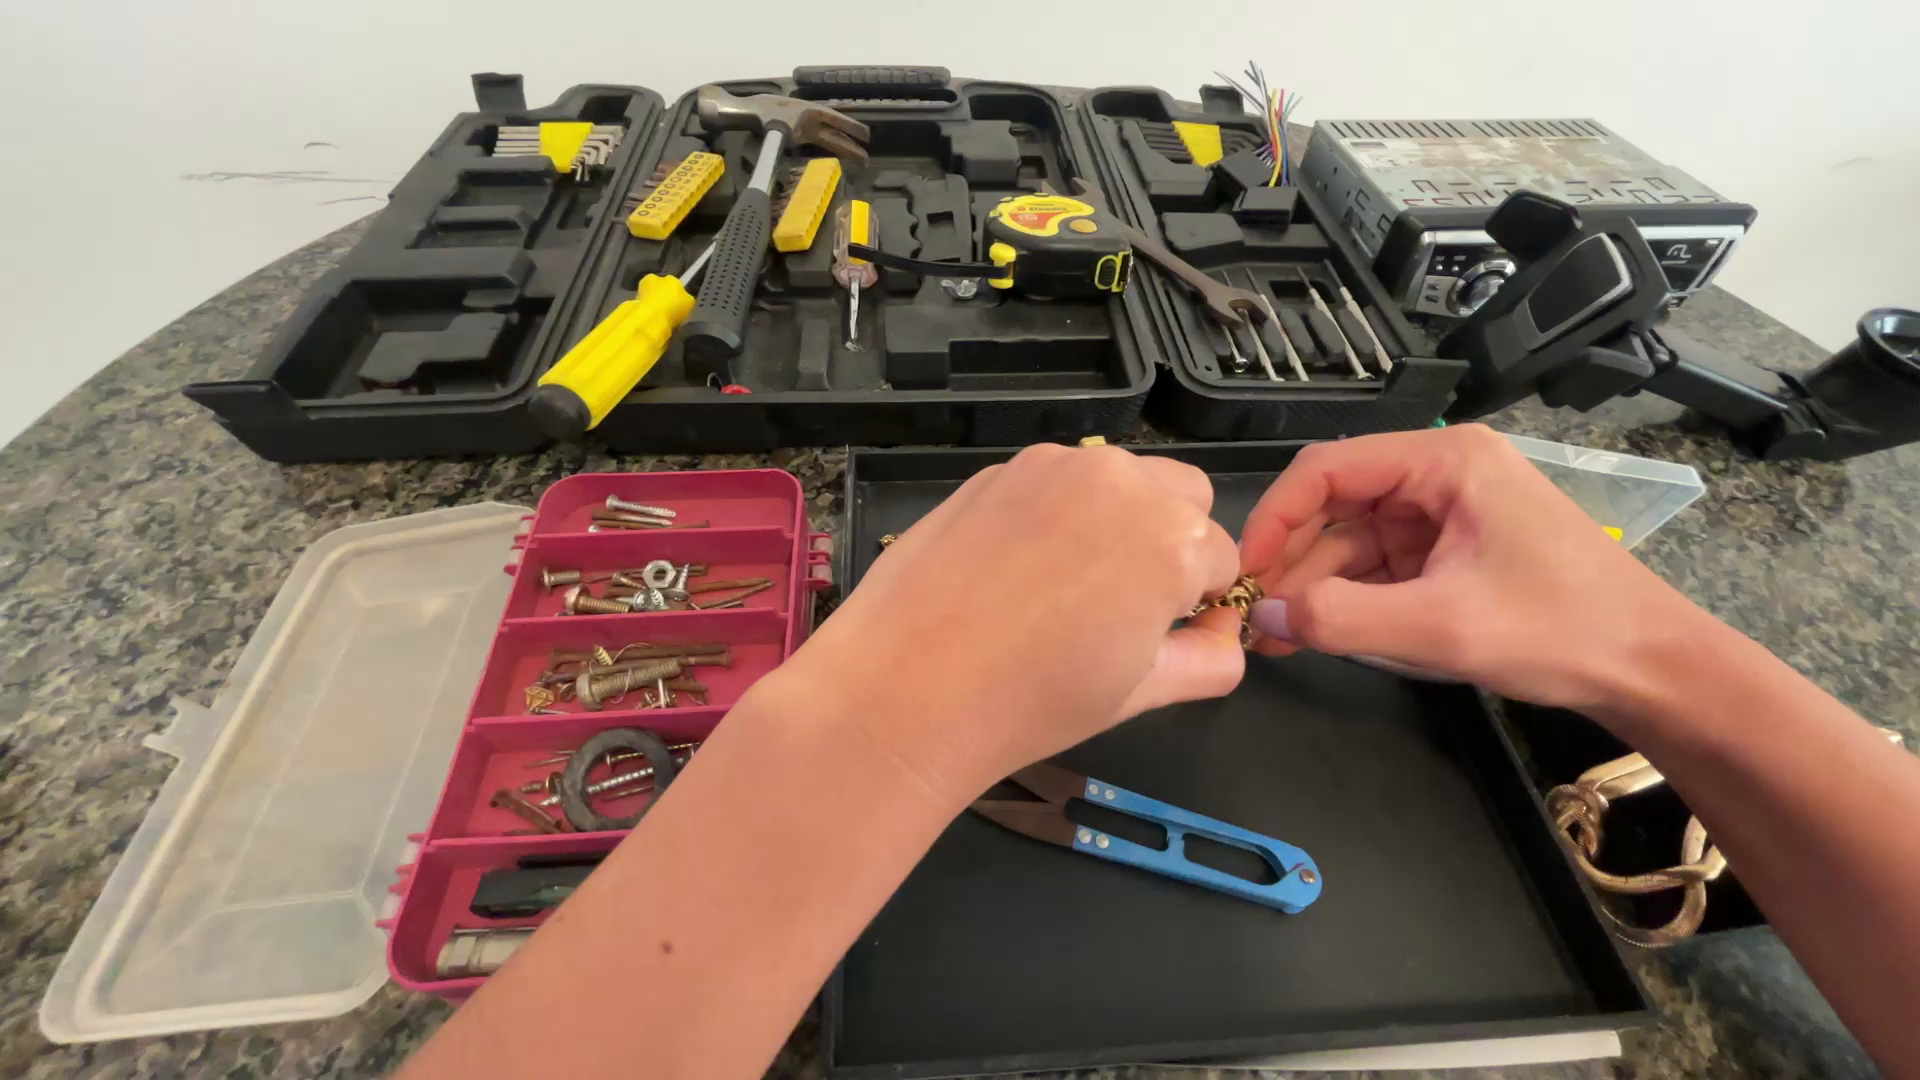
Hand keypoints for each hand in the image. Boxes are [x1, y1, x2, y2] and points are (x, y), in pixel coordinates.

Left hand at [777, 443, 1244, 804]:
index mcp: (1172, 538)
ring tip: (1060, 583)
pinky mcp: (995, 469)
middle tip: (1119, 602)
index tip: (1162, 632)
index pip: (1222, 557)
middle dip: (1170, 542)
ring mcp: (1051, 467)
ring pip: (1117, 480)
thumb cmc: (1033, 702)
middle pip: (1181, 497)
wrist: (907, 686)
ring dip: (1115, 519)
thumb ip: (1207, 659)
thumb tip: (1221, 636)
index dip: (1198, 600)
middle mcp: (1120, 482)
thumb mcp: (1141, 691)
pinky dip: (1056, 512)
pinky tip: (1013, 565)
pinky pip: (1054, 481)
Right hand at [1238, 424, 1701, 710]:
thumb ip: (1340, 618)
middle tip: (1253, 611)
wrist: (1655, 673)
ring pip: (1347, 541)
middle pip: (1332, 506)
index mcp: (1444, 462)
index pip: (1327, 469)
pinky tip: (1311, 633)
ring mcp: (1440, 514)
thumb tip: (1262, 615)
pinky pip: (1372, 567)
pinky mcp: (1443, 551)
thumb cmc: (1562, 632)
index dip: (1275, 517)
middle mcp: (1437, 475)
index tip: (1244, 570)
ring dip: (1311, 586)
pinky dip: (1341, 599)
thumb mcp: (1442, 627)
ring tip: (1275, 635)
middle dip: (1290, 560)